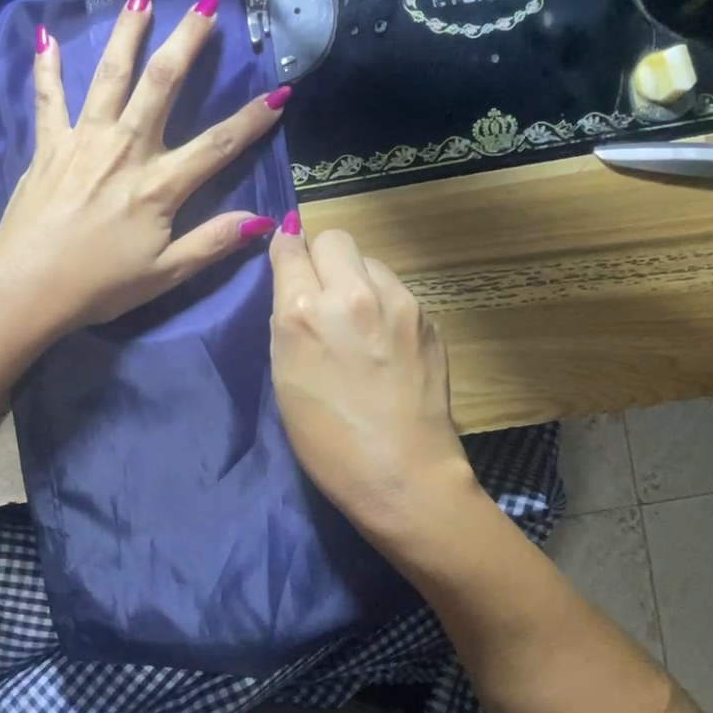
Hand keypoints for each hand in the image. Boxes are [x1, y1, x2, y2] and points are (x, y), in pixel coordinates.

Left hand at [0, 0, 291, 332]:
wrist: (28, 287)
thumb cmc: (98, 286)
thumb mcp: (164, 275)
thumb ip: (211, 243)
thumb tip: (262, 220)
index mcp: (159, 185)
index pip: (218, 144)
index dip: (253, 120)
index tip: (281, 93)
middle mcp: (126, 150)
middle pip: (162, 85)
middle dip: (188, 42)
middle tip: (207, 4)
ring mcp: (84, 141)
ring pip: (110, 76)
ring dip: (128, 34)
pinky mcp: (49, 146)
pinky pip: (49, 99)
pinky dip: (47, 68)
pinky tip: (45, 36)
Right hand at [269, 224, 470, 530]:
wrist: (403, 474)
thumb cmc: (327, 441)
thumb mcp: (285, 378)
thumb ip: (287, 322)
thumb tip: (292, 281)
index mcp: (303, 313)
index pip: (290, 248)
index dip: (286, 253)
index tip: (287, 265)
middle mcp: (351, 294)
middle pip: (334, 239)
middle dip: (322, 258)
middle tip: (322, 296)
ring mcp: (397, 302)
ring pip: (368, 261)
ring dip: (356, 279)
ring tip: (357, 325)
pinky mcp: (428, 317)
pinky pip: (395, 289)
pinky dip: (383, 304)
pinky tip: (385, 345)